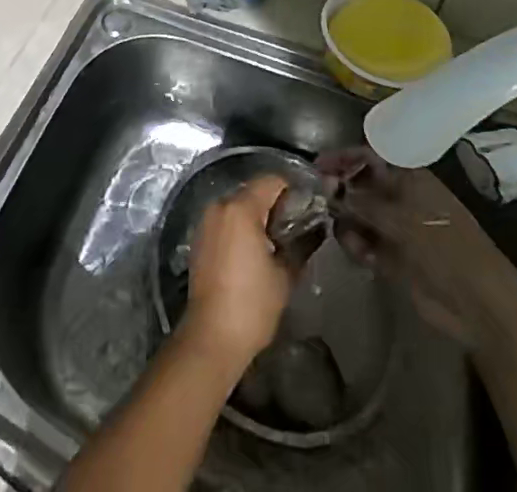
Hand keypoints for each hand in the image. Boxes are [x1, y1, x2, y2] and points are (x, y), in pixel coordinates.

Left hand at [182, 175, 294, 365]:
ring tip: (280, 239)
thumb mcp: (285, 273)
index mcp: (240, 209)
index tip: (310, 206)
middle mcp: (219, 207)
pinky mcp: (199, 239)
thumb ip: (302, 243)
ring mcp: (205, 222)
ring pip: (237, 205)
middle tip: (299, 225)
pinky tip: (257, 249)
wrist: (212, 334)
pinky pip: (225, 220)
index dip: (293, 189)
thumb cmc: (253, 303)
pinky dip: (241, 227)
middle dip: (276, 203)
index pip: (271, 181)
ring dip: (258, 215)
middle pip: (252, 191)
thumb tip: (317, 228)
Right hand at [318, 147, 516, 346]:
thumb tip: (327, 188)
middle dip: (340, 192)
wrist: (477, 304)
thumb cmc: (445, 248)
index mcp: (410, 180)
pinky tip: (363, 258)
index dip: (344, 158)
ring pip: (356, 216)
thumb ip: (360, 202)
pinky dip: (357, 247)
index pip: (371, 157)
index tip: (317, 166)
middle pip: (359, 186)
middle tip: (321, 202)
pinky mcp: (391, 256)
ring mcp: (396, 228)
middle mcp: (401, 199)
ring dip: (347, 224)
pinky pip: (362, 243)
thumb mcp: (401, 219)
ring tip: (350, 239)